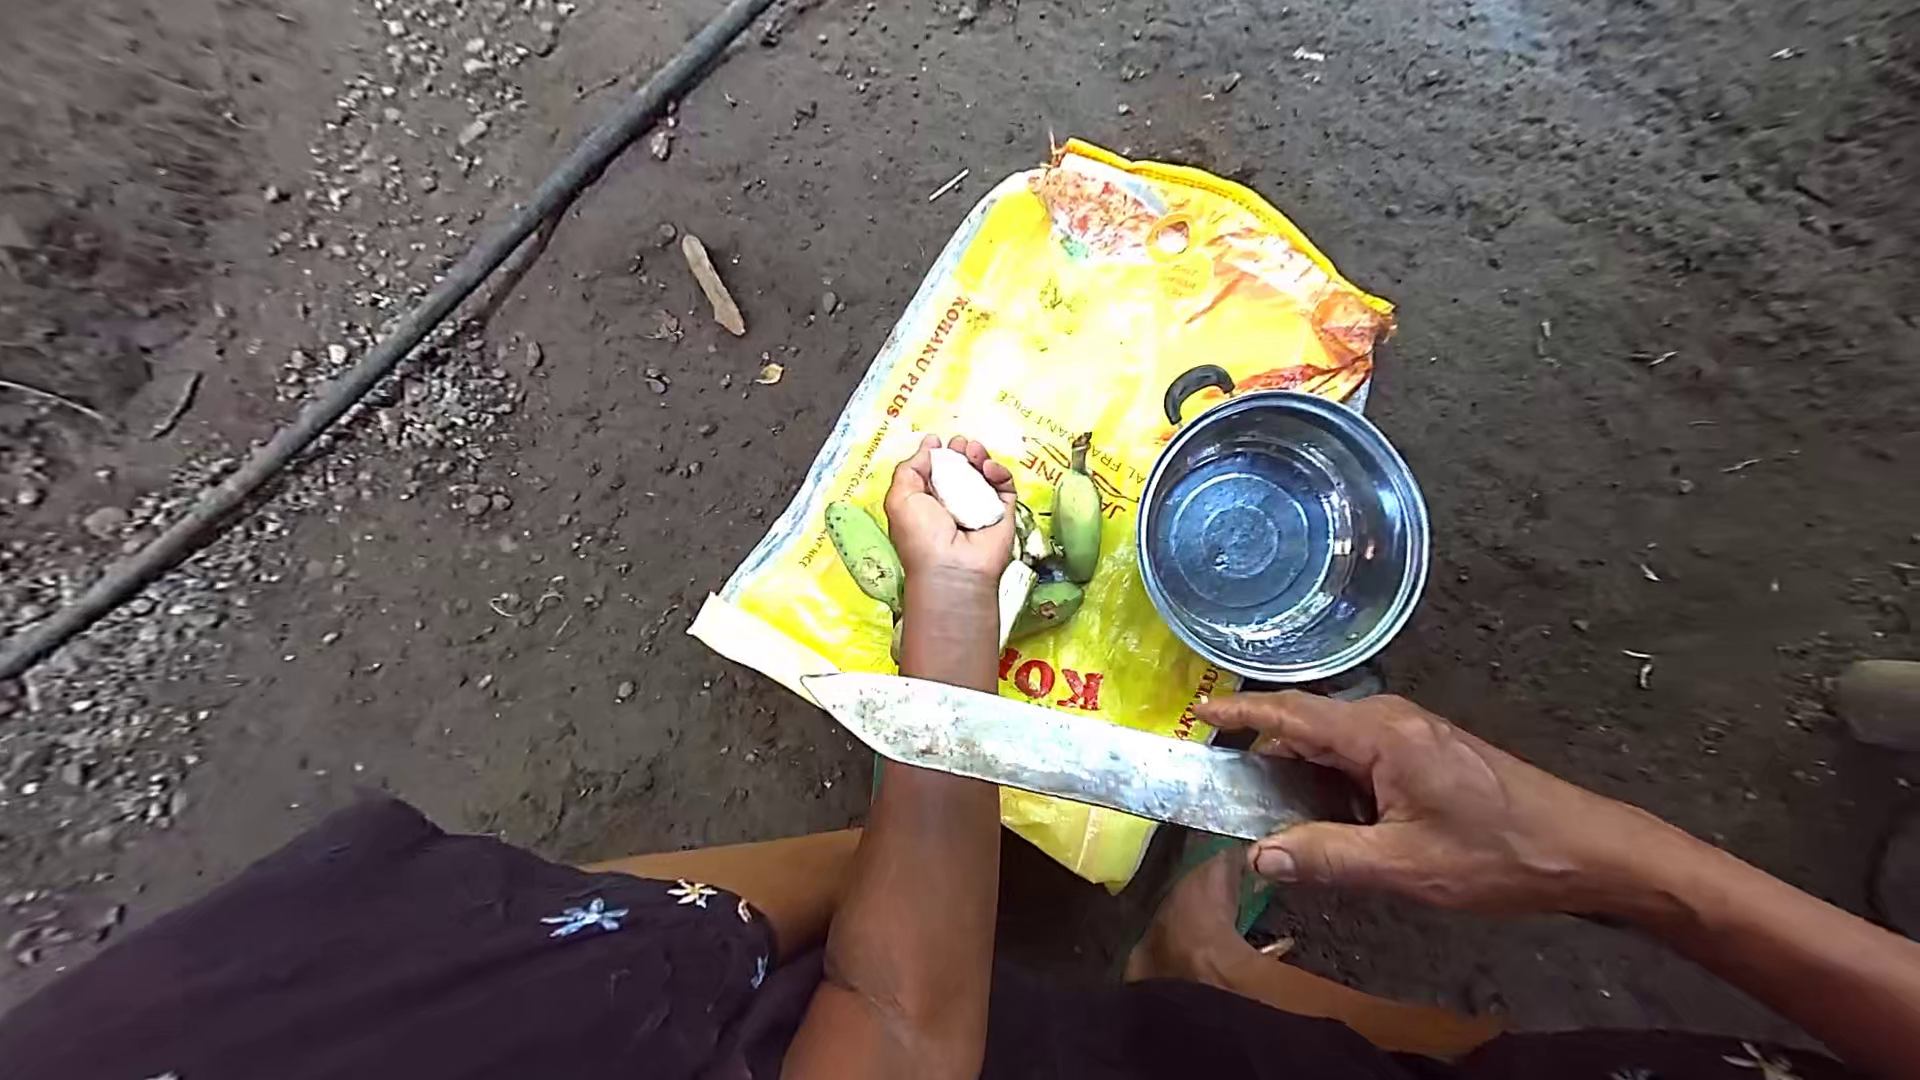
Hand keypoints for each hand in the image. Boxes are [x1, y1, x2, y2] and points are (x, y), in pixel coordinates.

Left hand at [883, 435, 1016, 590]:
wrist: (952, 569)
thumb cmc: (920, 535)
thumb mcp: (899, 498)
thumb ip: (909, 468)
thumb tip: (928, 446)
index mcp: (927, 502)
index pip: (935, 471)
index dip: (938, 454)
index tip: (938, 441)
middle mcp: (954, 504)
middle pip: (961, 468)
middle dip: (960, 451)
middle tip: (959, 443)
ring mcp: (980, 507)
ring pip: (984, 473)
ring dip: (979, 456)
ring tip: (974, 450)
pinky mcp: (1004, 512)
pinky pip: (1005, 487)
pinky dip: (999, 472)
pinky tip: (989, 468)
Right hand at [1197, 691, 1679, 914]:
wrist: (1597, 852)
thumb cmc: (1501, 854)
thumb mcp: (1409, 866)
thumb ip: (1327, 857)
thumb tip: (1257, 857)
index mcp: (1377, 734)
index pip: (1289, 713)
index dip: (1239, 711)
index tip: (1197, 710)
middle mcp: (1384, 718)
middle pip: (1303, 722)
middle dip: (1262, 745)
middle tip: (1227, 774)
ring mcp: (1402, 728)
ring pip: (1327, 737)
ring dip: (1296, 764)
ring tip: (1270, 798)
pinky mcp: (1415, 745)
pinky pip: (1351, 748)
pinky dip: (1324, 771)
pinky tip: (1325, 805)